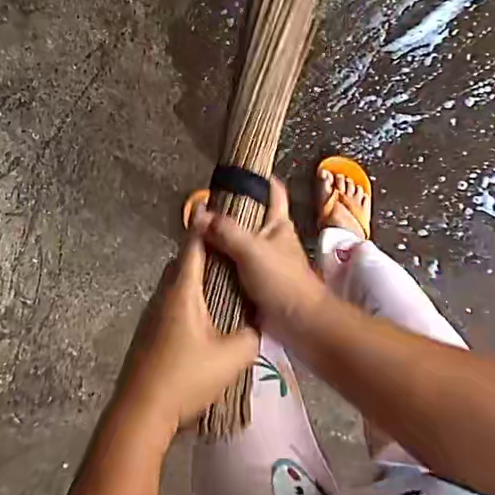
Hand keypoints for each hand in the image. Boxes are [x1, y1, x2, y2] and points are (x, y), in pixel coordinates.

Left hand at [113, 215, 260, 435]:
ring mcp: (152, 313)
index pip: (192, 247)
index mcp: (182, 291)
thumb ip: (250, 336)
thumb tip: (258, 324)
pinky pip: (169, 300)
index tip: (210, 205)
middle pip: (181, 262)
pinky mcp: (148, 331)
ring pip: (174, 282)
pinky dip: (186, 294)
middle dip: (201, 250)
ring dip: (193, 275)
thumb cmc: (186, 377)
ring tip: (219, 279)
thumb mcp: (231, 359)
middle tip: (227, 248)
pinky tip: (202, 313)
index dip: (202, 225)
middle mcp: (163, 295)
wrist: (141, 411)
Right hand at [194, 176, 330, 339]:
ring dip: (220, 240)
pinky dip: (218, 263)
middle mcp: (271, 239)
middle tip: (200, 207)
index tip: (236, 170)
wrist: (301, 324)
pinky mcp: (255, 283)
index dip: (258, 177)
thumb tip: (198, 214)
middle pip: (248, 217)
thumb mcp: (251, 249)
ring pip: (238, 243)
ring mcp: (263, 261)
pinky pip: (232, 267)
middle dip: (226, 211)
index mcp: (278, 223)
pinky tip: (200, 262)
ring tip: (194, 233)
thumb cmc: (283, 281)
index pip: (272, 191)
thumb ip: (224, 231)